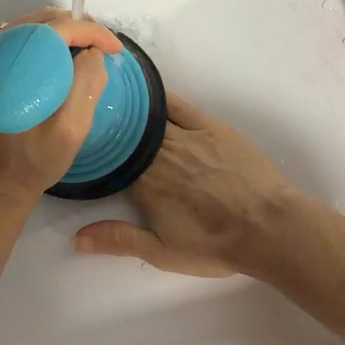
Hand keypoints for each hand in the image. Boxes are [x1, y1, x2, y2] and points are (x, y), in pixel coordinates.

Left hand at [0, 8, 121, 209]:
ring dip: (61, 36)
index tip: (116, 49)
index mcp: (6, 60)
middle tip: (105, 48)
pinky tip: (61, 62)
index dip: (93, 32)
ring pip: (29, 28)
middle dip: (78, 29)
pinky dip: (43, 46)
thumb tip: (93, 52)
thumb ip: (87, 83)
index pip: (57, 27)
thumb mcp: (71, 129)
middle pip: (41, 21)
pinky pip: (17, 42)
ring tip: (89, 52)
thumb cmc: (32, 163)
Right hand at [72, 95, 300, 276]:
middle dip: (107, 128)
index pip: (110, 160)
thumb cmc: (215, 244)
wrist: (268, 227)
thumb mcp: (163, 252)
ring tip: (109, 101)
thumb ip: (119, 240)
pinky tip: (144, 92)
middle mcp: (159, 152)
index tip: (80, 146)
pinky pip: (176, 104)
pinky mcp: (209, 125)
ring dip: (126, 110)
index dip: (96, 153)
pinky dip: (156, 97)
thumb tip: (75, 238)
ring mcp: (185, 134)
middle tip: (90, 120)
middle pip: (125, 134)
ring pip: (146, 116)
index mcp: (144, 182)